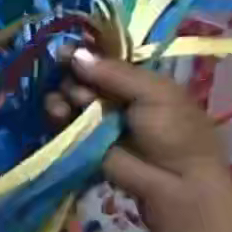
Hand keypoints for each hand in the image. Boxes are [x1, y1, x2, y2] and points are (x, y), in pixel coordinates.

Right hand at [45, 48, 231, 227]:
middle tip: (73, 85)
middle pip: (80, 77)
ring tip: (63, 104)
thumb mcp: (154, 92)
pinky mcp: (79, 141)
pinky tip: (57, 114)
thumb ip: (114, 73)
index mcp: (135, 80)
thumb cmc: (175, 131)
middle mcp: (112, 96)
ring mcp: (94, 119)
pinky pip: (61, 123)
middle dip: (70, 76)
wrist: (173, 181)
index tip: (64, 50)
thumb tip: (75, 54)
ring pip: (67, 98)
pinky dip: (56, 115)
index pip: (103, 60)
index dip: (84, 53)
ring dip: (61, 96)